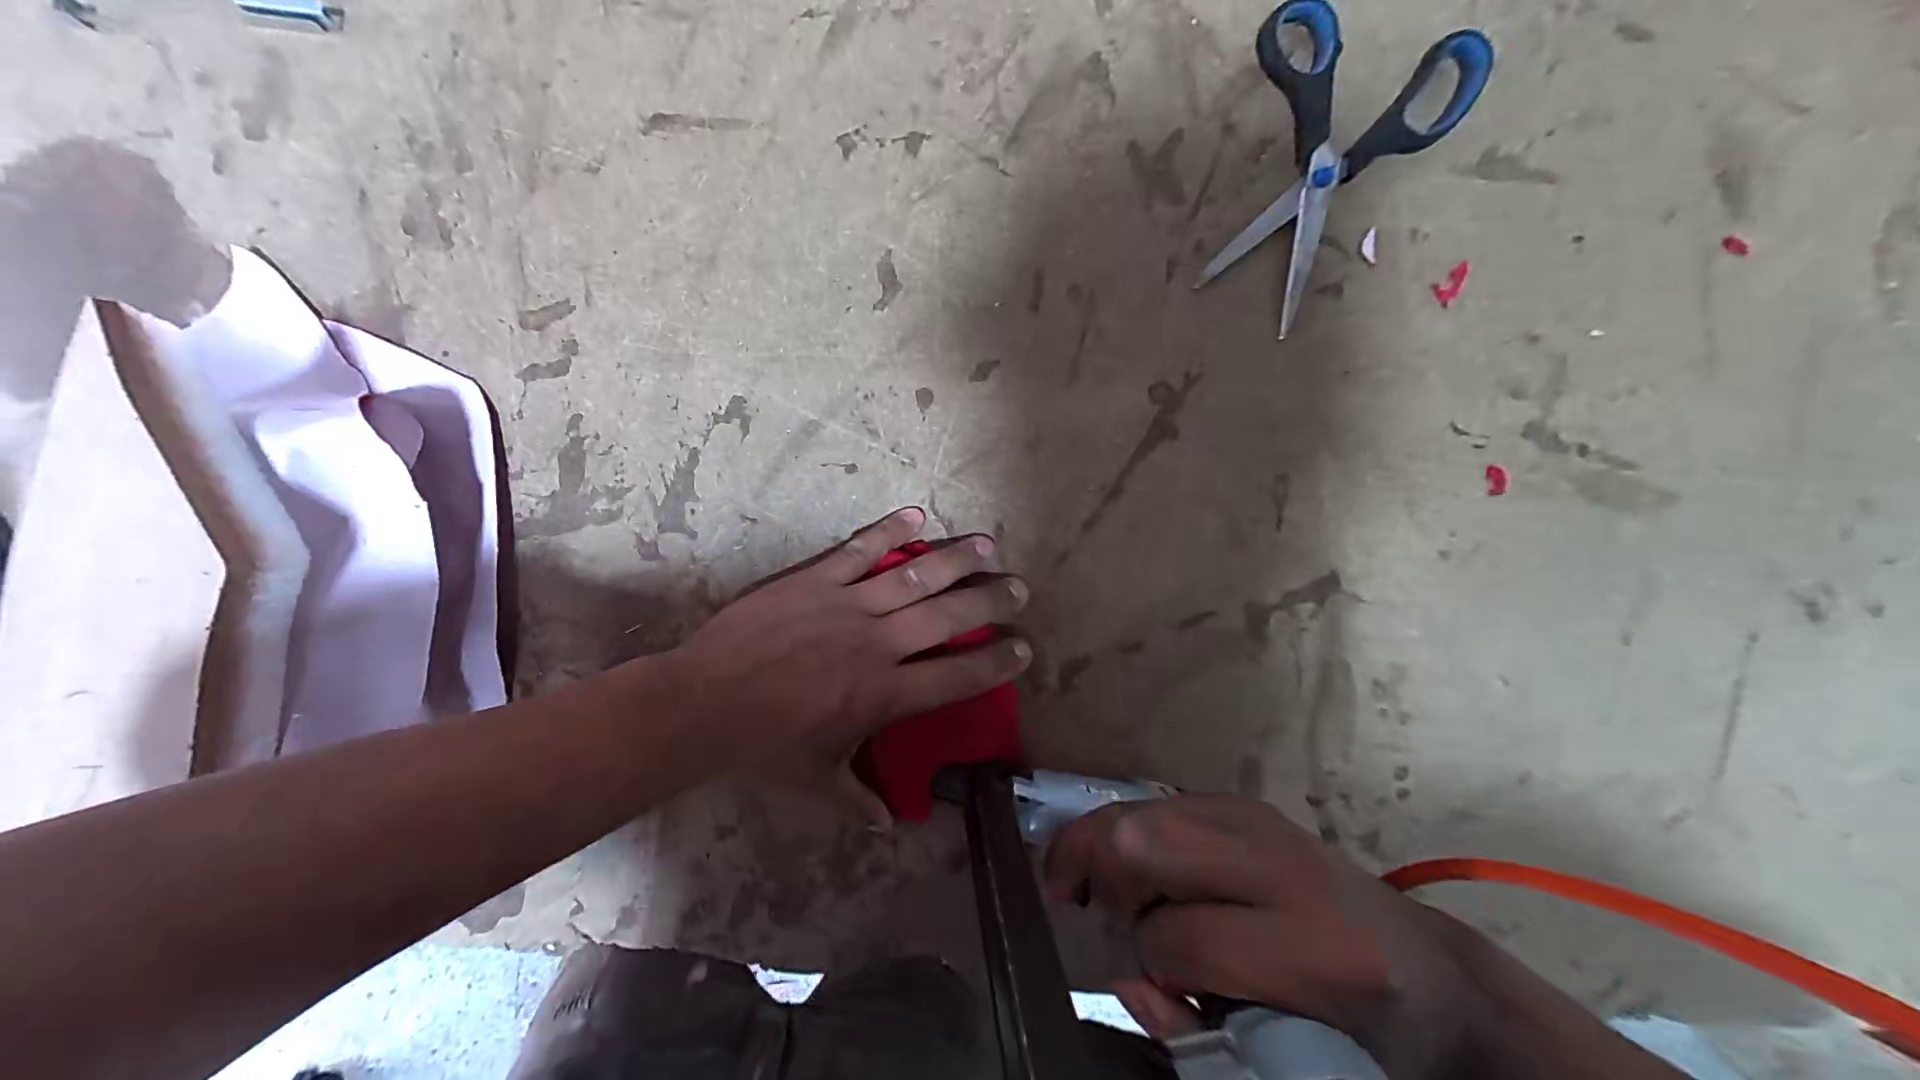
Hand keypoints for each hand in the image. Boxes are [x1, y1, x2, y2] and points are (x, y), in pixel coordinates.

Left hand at [660, 507, 1031, 817]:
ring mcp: (848, 606)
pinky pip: (860, 551)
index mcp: (884, 694)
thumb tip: (888, 828)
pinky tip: (914, 516)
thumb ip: (858, 802)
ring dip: (956, 560)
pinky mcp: (816, 580)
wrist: (703, 703)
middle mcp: (878, 645)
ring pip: (915, 577)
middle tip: (1019, 590)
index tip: (1023, 648)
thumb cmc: (763, 745)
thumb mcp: (816, 781)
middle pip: (949, 618)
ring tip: (988, 547)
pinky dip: (889, 532)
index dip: (996, 662)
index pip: (957, 676)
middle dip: (990, 602)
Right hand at [1042, 795, 1487, 1078]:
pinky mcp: (1244, 804)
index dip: (1148, 961)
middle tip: (1080, 904)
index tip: (1150, 974)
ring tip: (1095, 885)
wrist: (1431, 970)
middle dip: (1096, 871)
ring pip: (1144, 811)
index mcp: (1316, 949)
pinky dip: (1126, 829)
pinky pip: (1161, 805)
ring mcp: (1261, 821)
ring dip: (1100, 844)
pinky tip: (1128, 865)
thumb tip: (1121, 978)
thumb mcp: (1291, 1059)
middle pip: (1147, 842)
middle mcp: (1284, 865)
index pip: (1181, 938)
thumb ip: (1193, 1029)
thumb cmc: (1366, 1031)